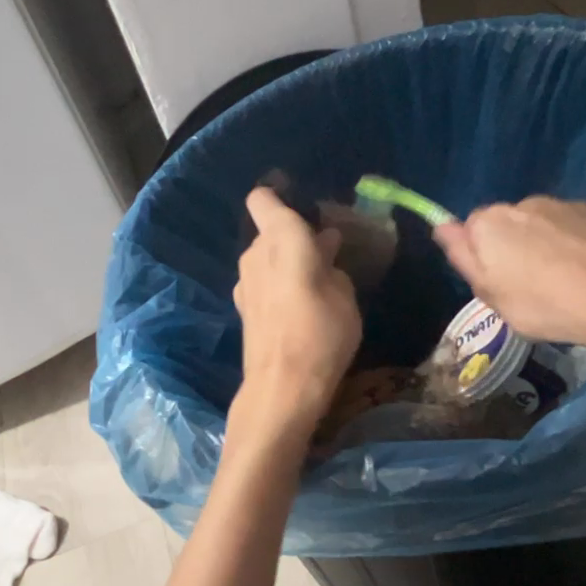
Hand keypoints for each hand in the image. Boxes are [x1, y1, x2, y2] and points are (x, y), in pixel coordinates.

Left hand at [232, 187, 361, 428]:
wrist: (283, 387)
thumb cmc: (322, 332)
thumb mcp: (343, 293)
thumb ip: (331, 264)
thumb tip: (323, 247)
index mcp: (280, 237)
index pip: (264, 198)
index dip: (280, 199)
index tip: (308, 214)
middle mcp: (254, 254)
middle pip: (270, 232)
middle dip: (294, 239)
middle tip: (327, 257)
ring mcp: (243, 283)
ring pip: (265, 260)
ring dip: (286, 266)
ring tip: (316, 287)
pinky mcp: (242, 310)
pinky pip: (262, 284)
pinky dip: (277, 288)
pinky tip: (298, 309)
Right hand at [433, 196, 585, 356]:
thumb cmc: (545, 305)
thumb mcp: (491, 294)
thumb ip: (463, 257)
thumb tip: (441, 226)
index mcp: (488, 222)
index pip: (468, 231)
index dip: (479, 260)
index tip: (493, 286)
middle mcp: (520, 204)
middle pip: (502, 226)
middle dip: (508, 250)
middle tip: (522, 290)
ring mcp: (560, 207)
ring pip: (535, 228)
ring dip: (538, 249)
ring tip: (556, 285)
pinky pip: (564, 232)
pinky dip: (566, 249)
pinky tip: (580, 276)